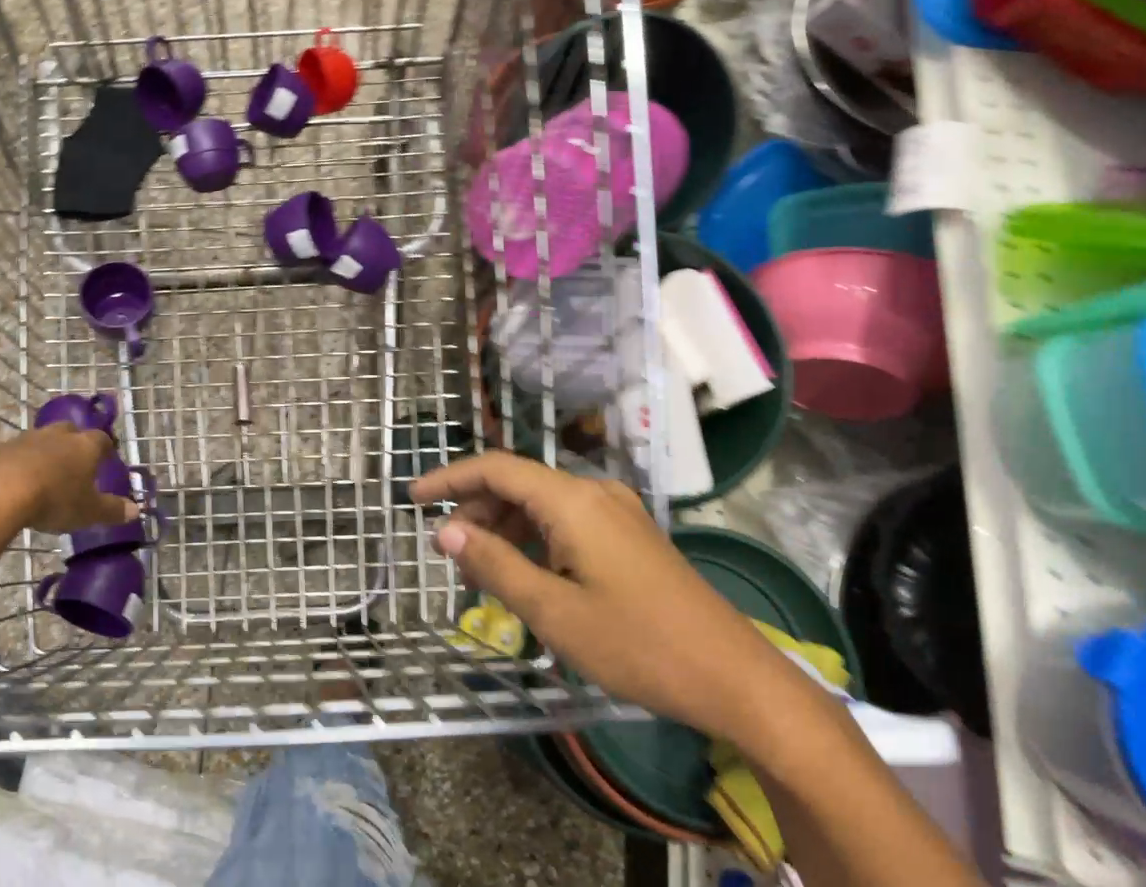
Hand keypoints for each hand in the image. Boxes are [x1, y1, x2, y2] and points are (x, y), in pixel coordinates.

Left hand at [0, 424, 137, 535]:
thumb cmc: (55, 499)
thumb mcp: (89, 512)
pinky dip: (19, 463)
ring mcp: (27, 438)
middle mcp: (58, 435)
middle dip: (74, 443)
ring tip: (45, 474)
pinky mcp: (0, 448)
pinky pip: (15, 453)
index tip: (107, 459)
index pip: (102, 440)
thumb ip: (112, 510)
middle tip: (75, 463)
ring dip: (45, 452)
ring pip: (41, 439)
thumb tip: (136, 510)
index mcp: (85, 446)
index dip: (106, 449)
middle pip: (71, 431)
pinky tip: (16, 481)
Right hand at [411, 452, 819, 748]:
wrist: (732, 677)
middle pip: (519, 484)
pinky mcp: (631, 538)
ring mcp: (618, 514)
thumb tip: (446, 530)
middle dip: (476, 511)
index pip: (497, 469)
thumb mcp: (553, 610)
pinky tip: (524, 576)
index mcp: (575, 502)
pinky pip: (567, 524)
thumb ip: (495, 564)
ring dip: (504, 530)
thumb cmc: (636, 644)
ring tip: (479, 573)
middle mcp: (597, 494)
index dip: (449, 479)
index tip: (412, 500)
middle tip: (448, 555)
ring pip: (542, 506)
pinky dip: (535, 542)